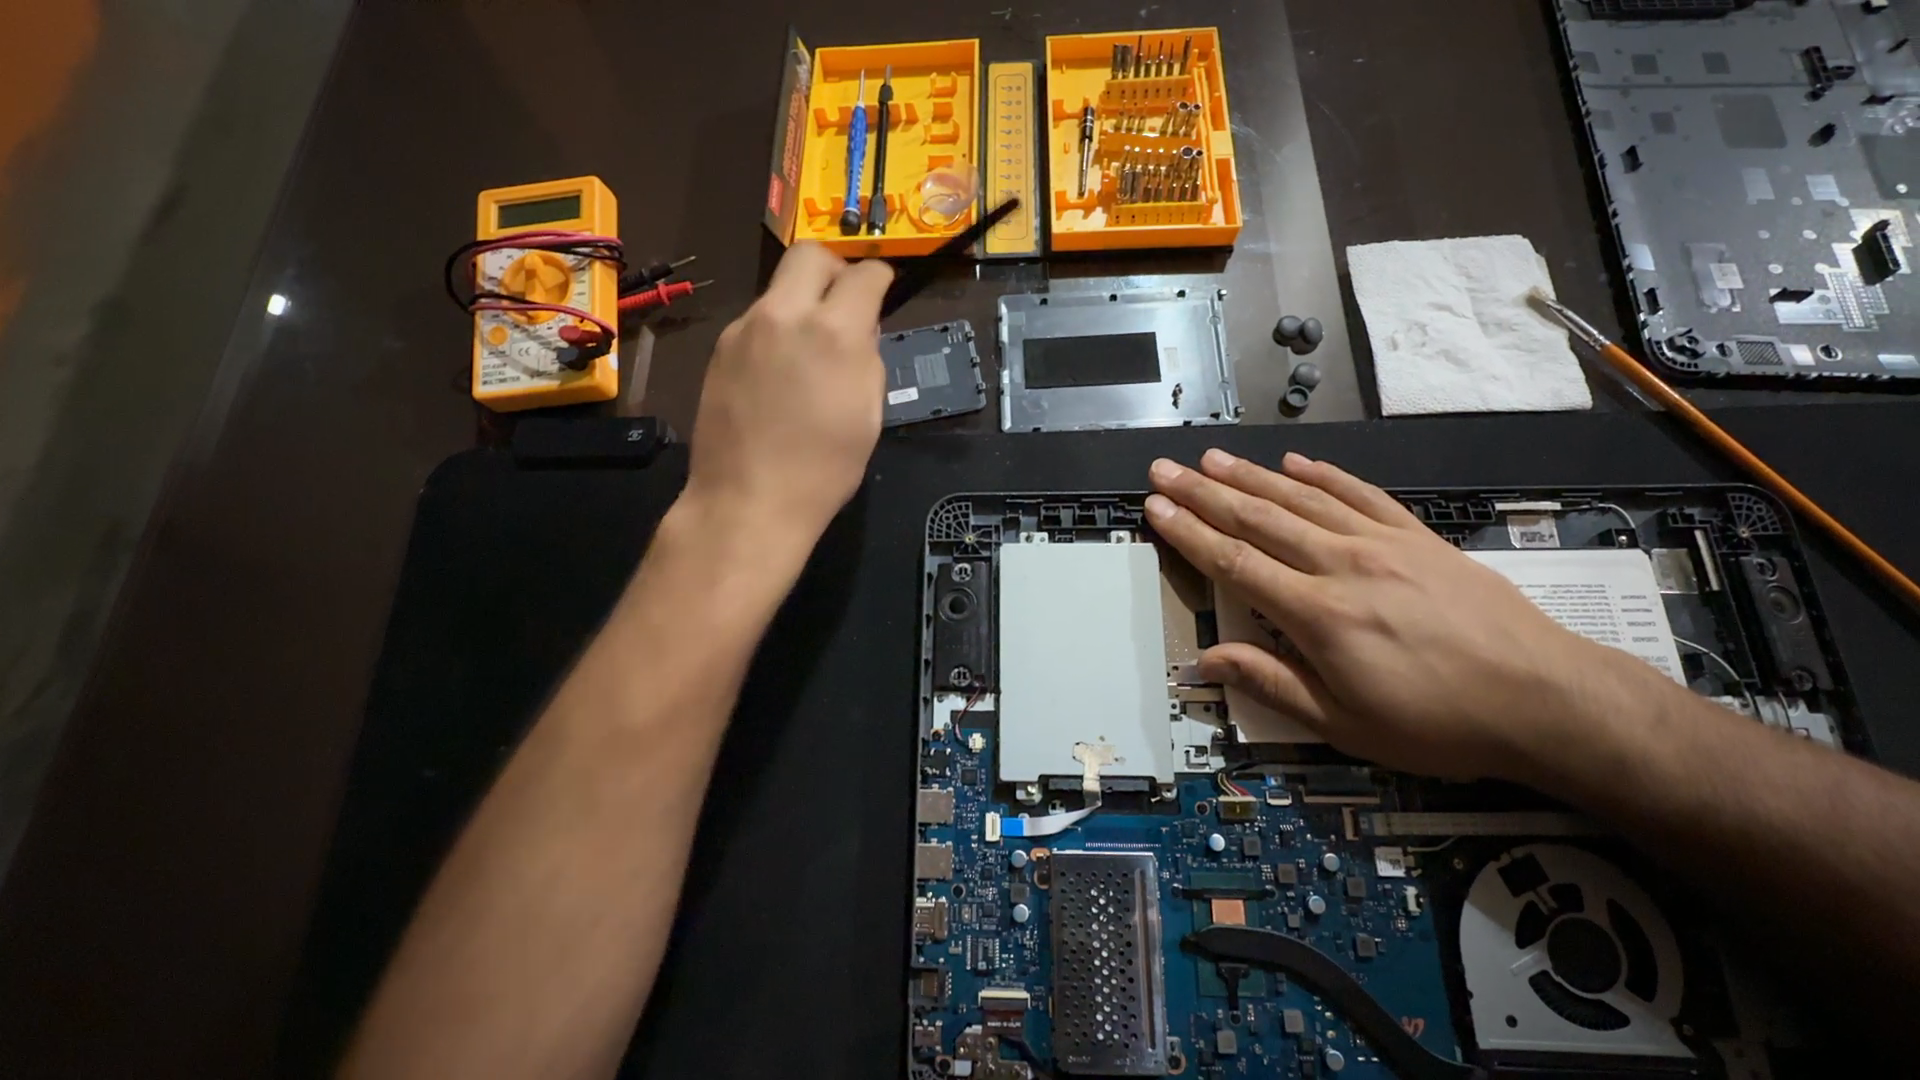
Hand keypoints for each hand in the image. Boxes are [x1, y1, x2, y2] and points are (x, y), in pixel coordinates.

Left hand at [685, 243, 893, 537]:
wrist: (748, 500)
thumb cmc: (823, 469)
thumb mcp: (868, 414)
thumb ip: (867, 358)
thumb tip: (861, 330)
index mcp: (834, 332)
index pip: (865, 274)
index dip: (880, 279)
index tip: (882, 293)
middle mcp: (785, 315)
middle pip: (809, 255)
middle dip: (834, 270)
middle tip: (844, 304)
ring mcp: (745, 329)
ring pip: (779, 290)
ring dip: (801, 305)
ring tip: (808, 353)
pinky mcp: (720, 349)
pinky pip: (756, 322)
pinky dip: (775, 332)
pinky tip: (778, 375)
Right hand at [1146, 450, 1650, 780]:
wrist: (1544, 700)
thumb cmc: (1438, 724)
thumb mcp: (1344, 724)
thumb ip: (1271, 683)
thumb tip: (1207, 662)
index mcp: (1319, 615)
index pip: (1234, 563)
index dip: (1188, 533)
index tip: (1156, 508)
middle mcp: (1343, 565)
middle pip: (1258, 519)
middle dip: (1203, 493)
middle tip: (1165, 469)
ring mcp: (1384, 544)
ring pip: (1302, 499)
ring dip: (1250, 476)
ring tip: (1211, 457)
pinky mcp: (1419, 536)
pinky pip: (1361, 494)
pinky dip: (1323, 475)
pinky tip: (1293, 463)